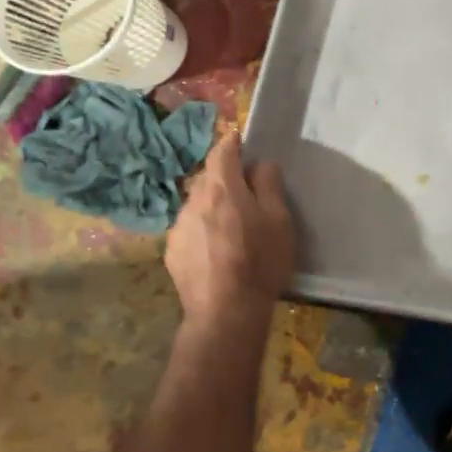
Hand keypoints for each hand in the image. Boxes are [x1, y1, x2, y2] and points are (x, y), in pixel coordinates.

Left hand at [165, 132, 295, 324]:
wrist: (226, 311)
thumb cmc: (260, 260)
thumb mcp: (279, 220)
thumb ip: (269, 186)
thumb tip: (260, 165)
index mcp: (222, 188)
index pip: (222, 151)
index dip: (232, 143)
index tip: (241, 140)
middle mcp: (193, 201)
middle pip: (208, 177)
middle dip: (225, 177)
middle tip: (247, 190)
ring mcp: (178, 227)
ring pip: (197, 204)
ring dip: (213, 205)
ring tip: (233, 225)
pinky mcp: (172, 251)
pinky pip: (190, 228)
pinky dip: (203, 228)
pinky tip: (218, 249)